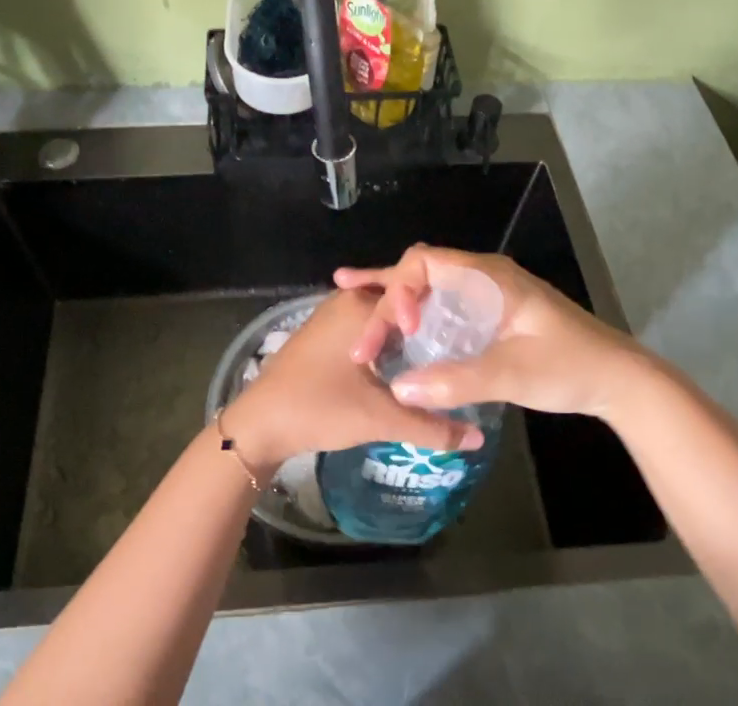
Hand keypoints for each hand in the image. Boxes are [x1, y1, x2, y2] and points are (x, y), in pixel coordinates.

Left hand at [220, 288, 484, 471]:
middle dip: (430, 333)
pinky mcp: (322, 334)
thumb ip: (433, 427)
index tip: (473, 345)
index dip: (450, 320)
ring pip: (383, 323)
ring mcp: (331, 315)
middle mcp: (347, 299)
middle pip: (403, 310)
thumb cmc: (320, 409)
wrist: (259, 424)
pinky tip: (403, 373)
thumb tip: (478, 440)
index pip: (421, 298)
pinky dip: (386, 349)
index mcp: (363, 305)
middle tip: (462, 359)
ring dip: (407, 343)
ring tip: (440, 367)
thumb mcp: (382, 420)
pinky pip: (366, 332)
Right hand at [333, 245, 649, 418]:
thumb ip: (457, 381)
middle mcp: (483, 276)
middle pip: (420, 272)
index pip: (425, 262)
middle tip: (354, 328)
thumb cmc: (569, 367)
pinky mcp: (490, 314)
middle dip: (385, 297)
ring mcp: (487, 294)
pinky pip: (443, 305)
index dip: (400, 290)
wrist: (618, 378)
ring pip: (429, 287)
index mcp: (489, 277)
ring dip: (394, 300)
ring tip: (352, 305)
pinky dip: (415, 313)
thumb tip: (397, 389)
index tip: (400, 329)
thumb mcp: (513, 375)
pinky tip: (395, 330)